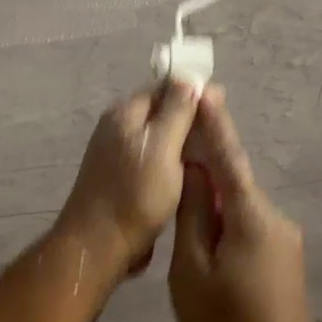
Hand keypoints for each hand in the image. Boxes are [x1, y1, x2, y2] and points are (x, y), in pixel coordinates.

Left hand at [54, 82, 204, 276]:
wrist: (100, 244)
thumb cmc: (135, 193)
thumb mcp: (162, 147)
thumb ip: (176, 111)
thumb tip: (188, 77)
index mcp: (124, 114)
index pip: (161, 89)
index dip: (190, 93)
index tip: (221, 107)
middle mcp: (117, 128)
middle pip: (160, 114)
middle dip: (189, 122)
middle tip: (219, 138)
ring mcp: (117, 155)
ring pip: (158, 141)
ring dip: (182, 146)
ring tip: (211, 158)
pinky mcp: (121, 179)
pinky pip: (153, 162)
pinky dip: (172, 165)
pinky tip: (190, 178)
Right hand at [168, 93, 318, 321]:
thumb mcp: (191, 266)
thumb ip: (192, 212)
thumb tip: (193, 169)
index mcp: (250, 215)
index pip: (227, 156)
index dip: (214, 122)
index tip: (203, 89)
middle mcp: (273, 219)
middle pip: (231, 180)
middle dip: (203, 164)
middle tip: (172, 148)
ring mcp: (282, 242)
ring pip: (236, 207)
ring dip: (209, 200)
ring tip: (176, 206)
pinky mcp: (281, 261)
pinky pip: (244, 227)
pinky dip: (221, 222)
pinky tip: (201, 241)